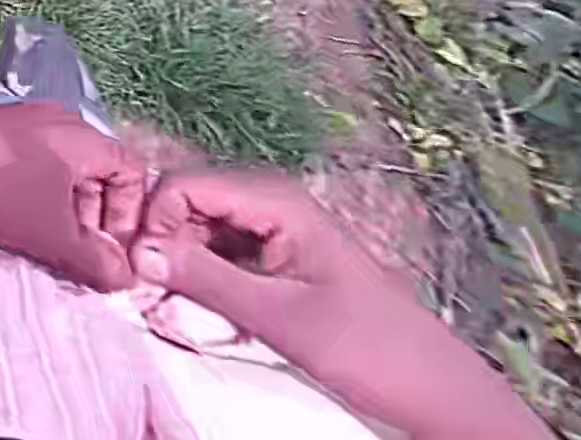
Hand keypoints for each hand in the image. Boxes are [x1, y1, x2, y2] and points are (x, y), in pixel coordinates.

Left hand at [0, 104, 147, 290]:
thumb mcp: (50, 234)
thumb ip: (95, 260)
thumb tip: (124, 277)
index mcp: (82, 134)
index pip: (131, 173)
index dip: (130, 218)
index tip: (114, 256)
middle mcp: (58, 121)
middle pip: (99, 174)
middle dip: (97, 222)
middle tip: (82, 261)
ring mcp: (25, 124)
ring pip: (65, 174)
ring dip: (66, 215)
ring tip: (49, 249)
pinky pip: (35, 168)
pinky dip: (37, 199)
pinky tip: (18, 225)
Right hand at [131, 172, 551, 439]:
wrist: (442, 396)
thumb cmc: (370, 351)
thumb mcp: (279, 317)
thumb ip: (205, 280)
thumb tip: (139, 251)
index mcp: (273, 197)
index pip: (183, 184)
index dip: (155, 219)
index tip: (143, 268)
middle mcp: (268, 199)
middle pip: (189, 201)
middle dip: (165, 240)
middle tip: (154, 291)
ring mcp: (273, 224)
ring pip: (201, 226)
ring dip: (182, 260)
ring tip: (176, 304)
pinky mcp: (276, 252)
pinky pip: (221, 248)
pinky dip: (204, 273)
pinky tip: (204, 306)